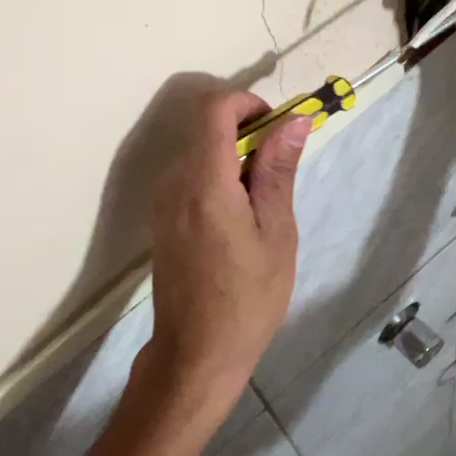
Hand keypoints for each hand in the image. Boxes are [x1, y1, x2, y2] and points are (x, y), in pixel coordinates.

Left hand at [143, 90, 307, 392]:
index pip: (214, 110)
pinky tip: (240, 217)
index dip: (248, 103)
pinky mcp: (160, 218)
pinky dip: (217, 177)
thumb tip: (294, 120)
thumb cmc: (247, 299)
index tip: (278, 126)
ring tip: (264, 202)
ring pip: (198, 151)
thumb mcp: (276, 233)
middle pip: (205, 128)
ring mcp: (161, 200)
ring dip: (233, 156)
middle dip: (246, 131)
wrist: (196, 352)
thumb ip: (279, 171)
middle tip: (282, 168)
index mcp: (204, 182)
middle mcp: (173, 182)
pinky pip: (189, 177)